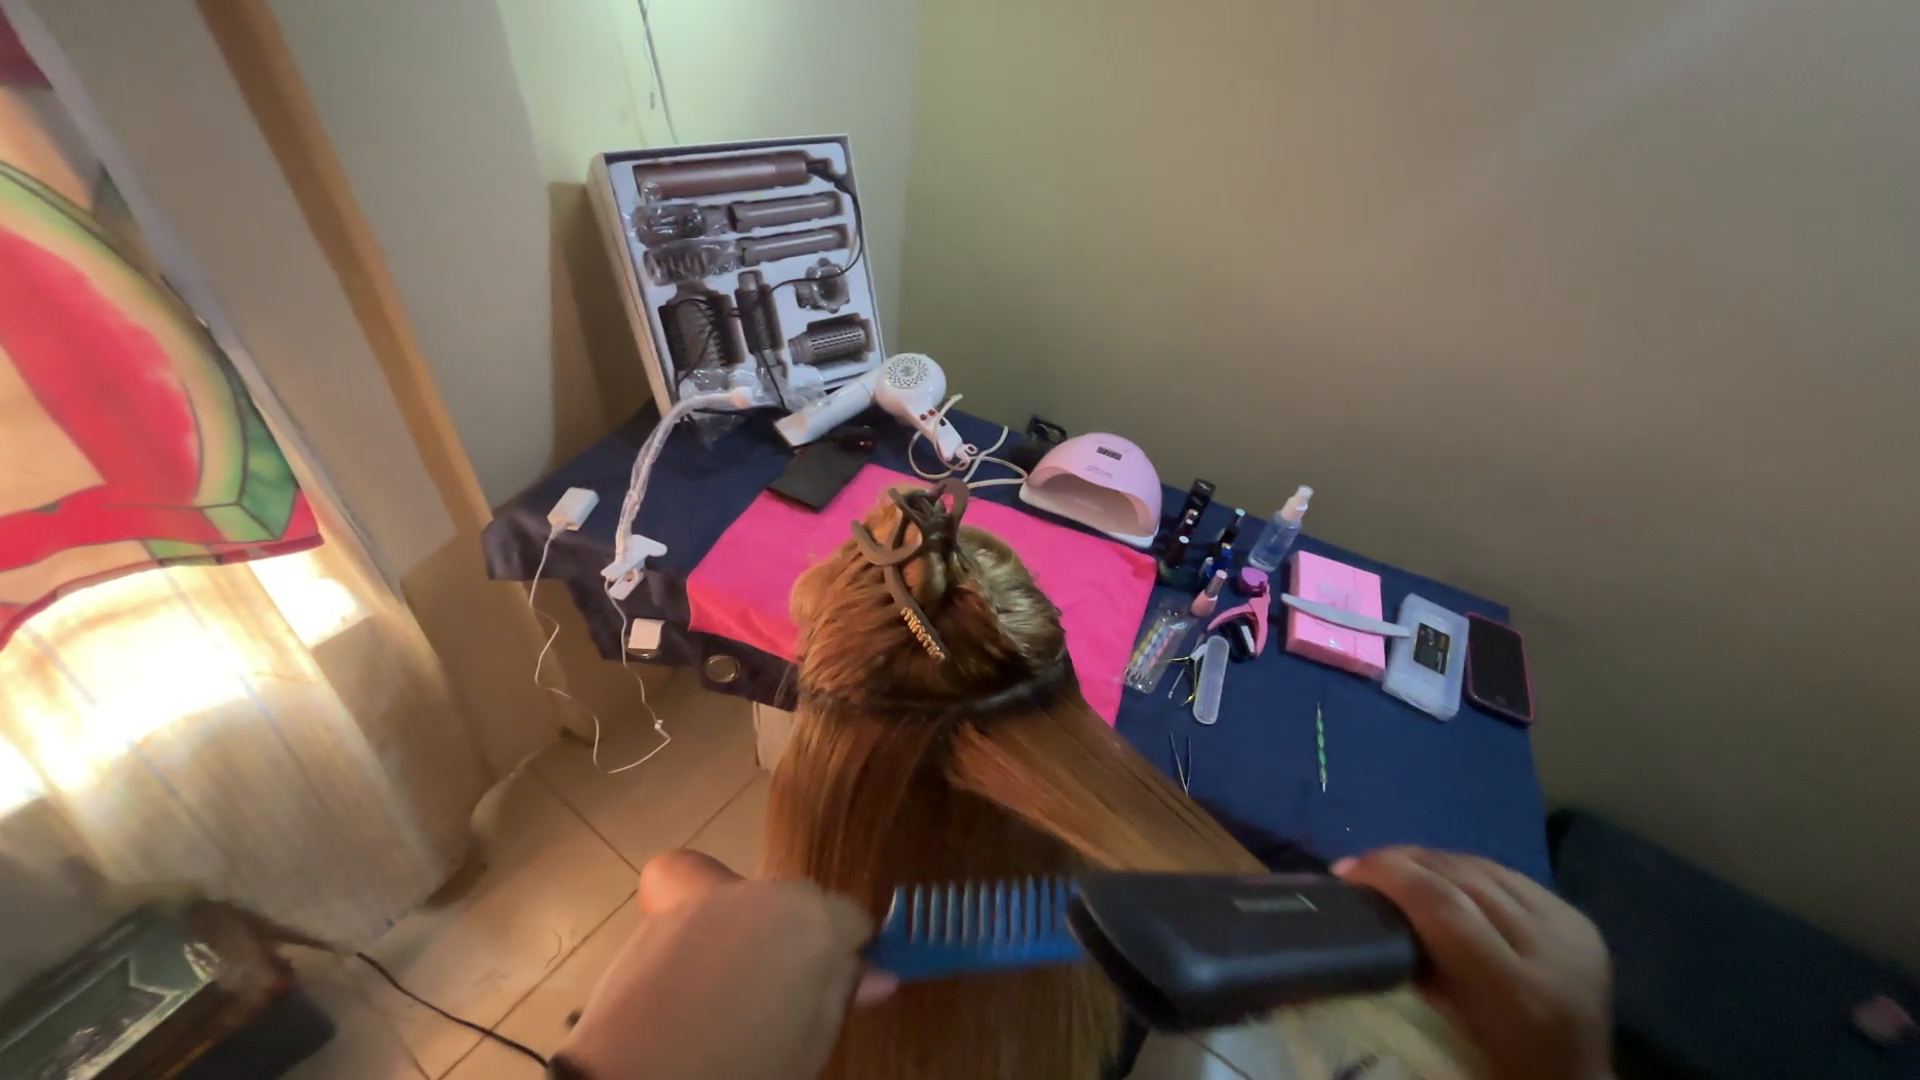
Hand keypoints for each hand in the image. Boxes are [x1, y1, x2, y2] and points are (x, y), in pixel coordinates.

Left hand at [559, 850, 895, 1079]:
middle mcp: (769, 892)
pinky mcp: (666, 909)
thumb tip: (876, 974)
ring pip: (750, 902)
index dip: (851, 954)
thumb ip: (841, 996)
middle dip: (800, 938)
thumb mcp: (808, 1049)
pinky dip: (704, 935)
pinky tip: (687, 984)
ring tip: (727, 993)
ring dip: (750, 932)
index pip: (854, 919)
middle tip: (780, 998)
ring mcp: (714, 895)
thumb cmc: (743, 1073)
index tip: (837, 989)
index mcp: (815, 922)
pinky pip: (700, 909)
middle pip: (801, 904)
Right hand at [1334, 848, 1612, 1079]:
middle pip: (1460, 877)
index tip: (1345, 872)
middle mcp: (1552, 951)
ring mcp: (1569, 928)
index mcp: (1518, 992)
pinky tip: (1438, 876)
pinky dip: (1461, 869)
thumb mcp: (1446, 1022)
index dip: (1389, 874)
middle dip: (1400, 862)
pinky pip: (1503, 873)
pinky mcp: (1575, 917)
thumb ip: (1414, 960)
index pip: (1442, 905)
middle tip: (1359, 866)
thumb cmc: (1494, 1062)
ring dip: (1427, 861)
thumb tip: (1366, 900)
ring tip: (1392, 868)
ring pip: (1480, 867)